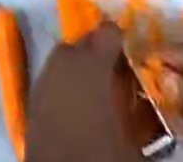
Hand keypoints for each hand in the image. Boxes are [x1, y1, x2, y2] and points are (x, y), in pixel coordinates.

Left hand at [23, 25, 146, 161]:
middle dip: (99, 53)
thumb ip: (142, 115)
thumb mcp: (133, 141)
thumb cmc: (99, 155)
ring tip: (97, 92)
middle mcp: (64, 60)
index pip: (107, 32)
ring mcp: (45, 74)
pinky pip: (53, 75)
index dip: (121, 40)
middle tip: (117, 76)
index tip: (132, 53)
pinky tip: (77, 104)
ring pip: (65, 57)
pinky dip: (65, 82)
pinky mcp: (32, 93)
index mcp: (92, 64)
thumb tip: (149, 105)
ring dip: (80, 67)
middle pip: (83, 42)